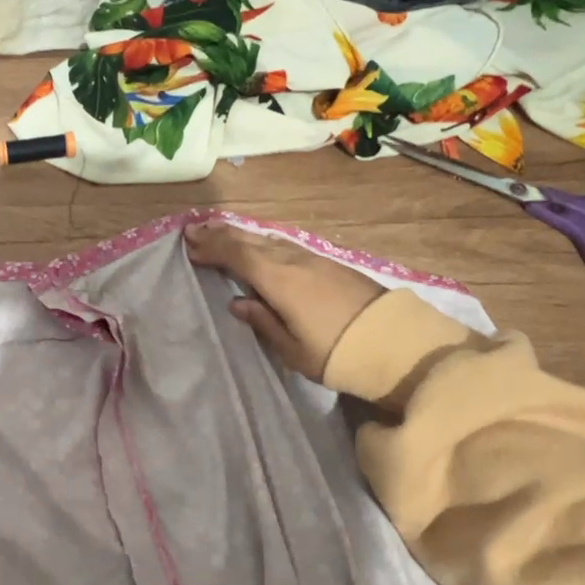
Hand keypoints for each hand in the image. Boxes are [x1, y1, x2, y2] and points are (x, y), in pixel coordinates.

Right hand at [185, 221, 382, 379]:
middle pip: (252, 241)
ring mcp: (315, 260)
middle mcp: (294, 262)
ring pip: (270, 240)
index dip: (212, 248)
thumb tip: (238, 301)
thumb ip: (263, 322)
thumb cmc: (335, 354)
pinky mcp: (330, 264)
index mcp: (279, 281)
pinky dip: (264, 242)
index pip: (238, 256)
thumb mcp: (292, 349)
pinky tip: (260, 245)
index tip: (189, 244)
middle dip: (221, 235)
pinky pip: (286, 245)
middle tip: (195, 230)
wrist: (395, 345)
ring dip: (243, 236)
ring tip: (221, 232)